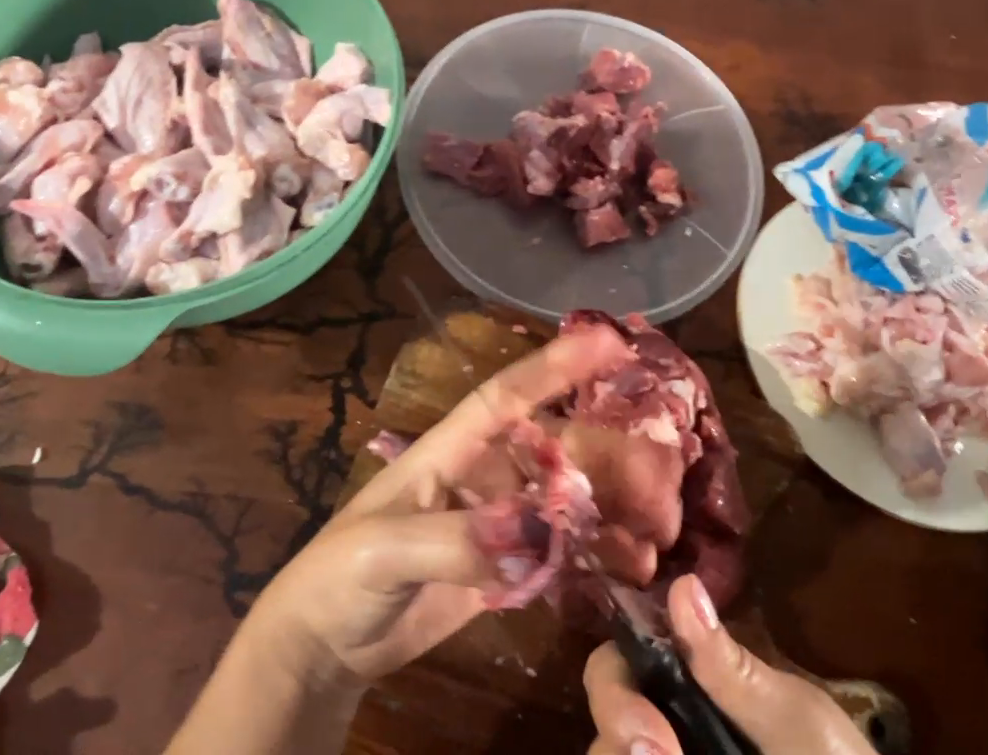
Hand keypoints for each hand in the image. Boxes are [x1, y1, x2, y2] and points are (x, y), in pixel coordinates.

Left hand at [242, 325, 631, 690]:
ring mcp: (497, 524)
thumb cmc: (339, 576)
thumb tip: (536, 530)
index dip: (555, 365)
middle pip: (557, 451)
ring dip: (616, 510)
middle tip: (663, 485)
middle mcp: (482, 477)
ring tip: (659, 534)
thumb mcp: (385, 550)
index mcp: (448, 452)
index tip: (611, 341)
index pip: (506, 396)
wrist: (323, 646)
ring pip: (570, 502)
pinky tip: (633, 570)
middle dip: (612, 459)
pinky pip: (563, 554)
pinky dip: (599, 558)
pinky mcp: (505, 571)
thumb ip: (456, 538)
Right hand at [584, 575, 875, 754]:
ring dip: (619, 752)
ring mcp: (661, 748)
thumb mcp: (791, 717)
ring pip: (604, 747)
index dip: (616, 689)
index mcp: (686, 679)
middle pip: (604, 707)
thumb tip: (682, 584)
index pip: (619, 661)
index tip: (649, 735)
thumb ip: (730, 665)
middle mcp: (664, 715)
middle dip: (618, 728)